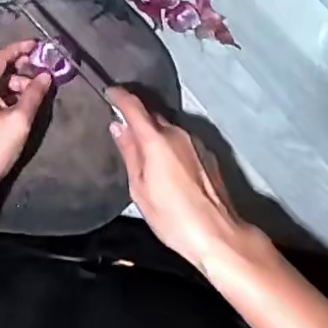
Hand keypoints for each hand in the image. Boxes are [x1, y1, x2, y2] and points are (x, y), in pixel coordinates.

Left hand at [0, 39, 51, 193]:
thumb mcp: (19, 120)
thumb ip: (33, 94)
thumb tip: (46, 76)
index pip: (0, 58)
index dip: (19, 48)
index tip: (37, 45)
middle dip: (17, 62)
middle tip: (37, 64)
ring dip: (14, 79)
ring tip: (34, 88)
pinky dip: (8, 90)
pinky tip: (23, 100)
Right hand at [107, 86, 261, 275]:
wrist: (218, 235)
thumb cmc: (173, 218)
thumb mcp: (140, 189)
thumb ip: (129, 153)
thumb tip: (118, 126)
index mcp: (156, 139)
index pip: (134, 106)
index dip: (119, 95)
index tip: (109, 91)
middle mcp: (177, 132)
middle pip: (152, 114)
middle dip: (136, 114)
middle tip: (122, 124)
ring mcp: (195, 141)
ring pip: (168, 127)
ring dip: (154, 131)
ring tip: (145, 150)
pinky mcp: (207, 153)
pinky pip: (182, 140)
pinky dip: (170, 143)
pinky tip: (168, 164)